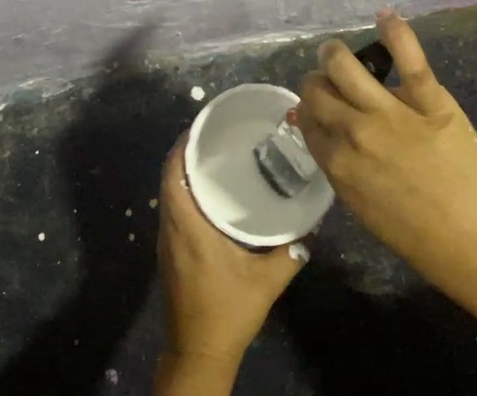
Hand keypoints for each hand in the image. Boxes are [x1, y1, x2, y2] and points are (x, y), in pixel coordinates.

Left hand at [155, 134, 304, 372]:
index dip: (182, 146)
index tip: (201, 126)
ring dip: (183, 174)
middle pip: (169, 179)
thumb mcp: (267, 280)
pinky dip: (184, 194)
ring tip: (213, 159)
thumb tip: (310, 224)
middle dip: (185, 154)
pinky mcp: (169, 255)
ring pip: (169, 196)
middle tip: (214, 137)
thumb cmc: (229, 310)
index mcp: (187, 226)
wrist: (199, 351)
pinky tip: (209, 197)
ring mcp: (166, 242)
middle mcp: (171, 228)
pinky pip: (172, 211)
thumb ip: (291, 250)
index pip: (173, 173)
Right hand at [295, 9, 476, 286]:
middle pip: (317, 89)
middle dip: (316, 80)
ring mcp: (390, 113)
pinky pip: (408, 57)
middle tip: (326, 77)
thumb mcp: (365, 209)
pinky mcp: (430, 100)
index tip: (316, 106)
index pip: (307, 120)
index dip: (307, 109)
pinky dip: (395, 31)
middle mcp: (354, 132)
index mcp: (338, 164)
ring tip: (339, 51)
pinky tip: (386, 16)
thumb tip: (329, 138)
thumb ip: (343, 170)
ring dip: (335, 53)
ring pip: (345, 66)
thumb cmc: (420, 238)